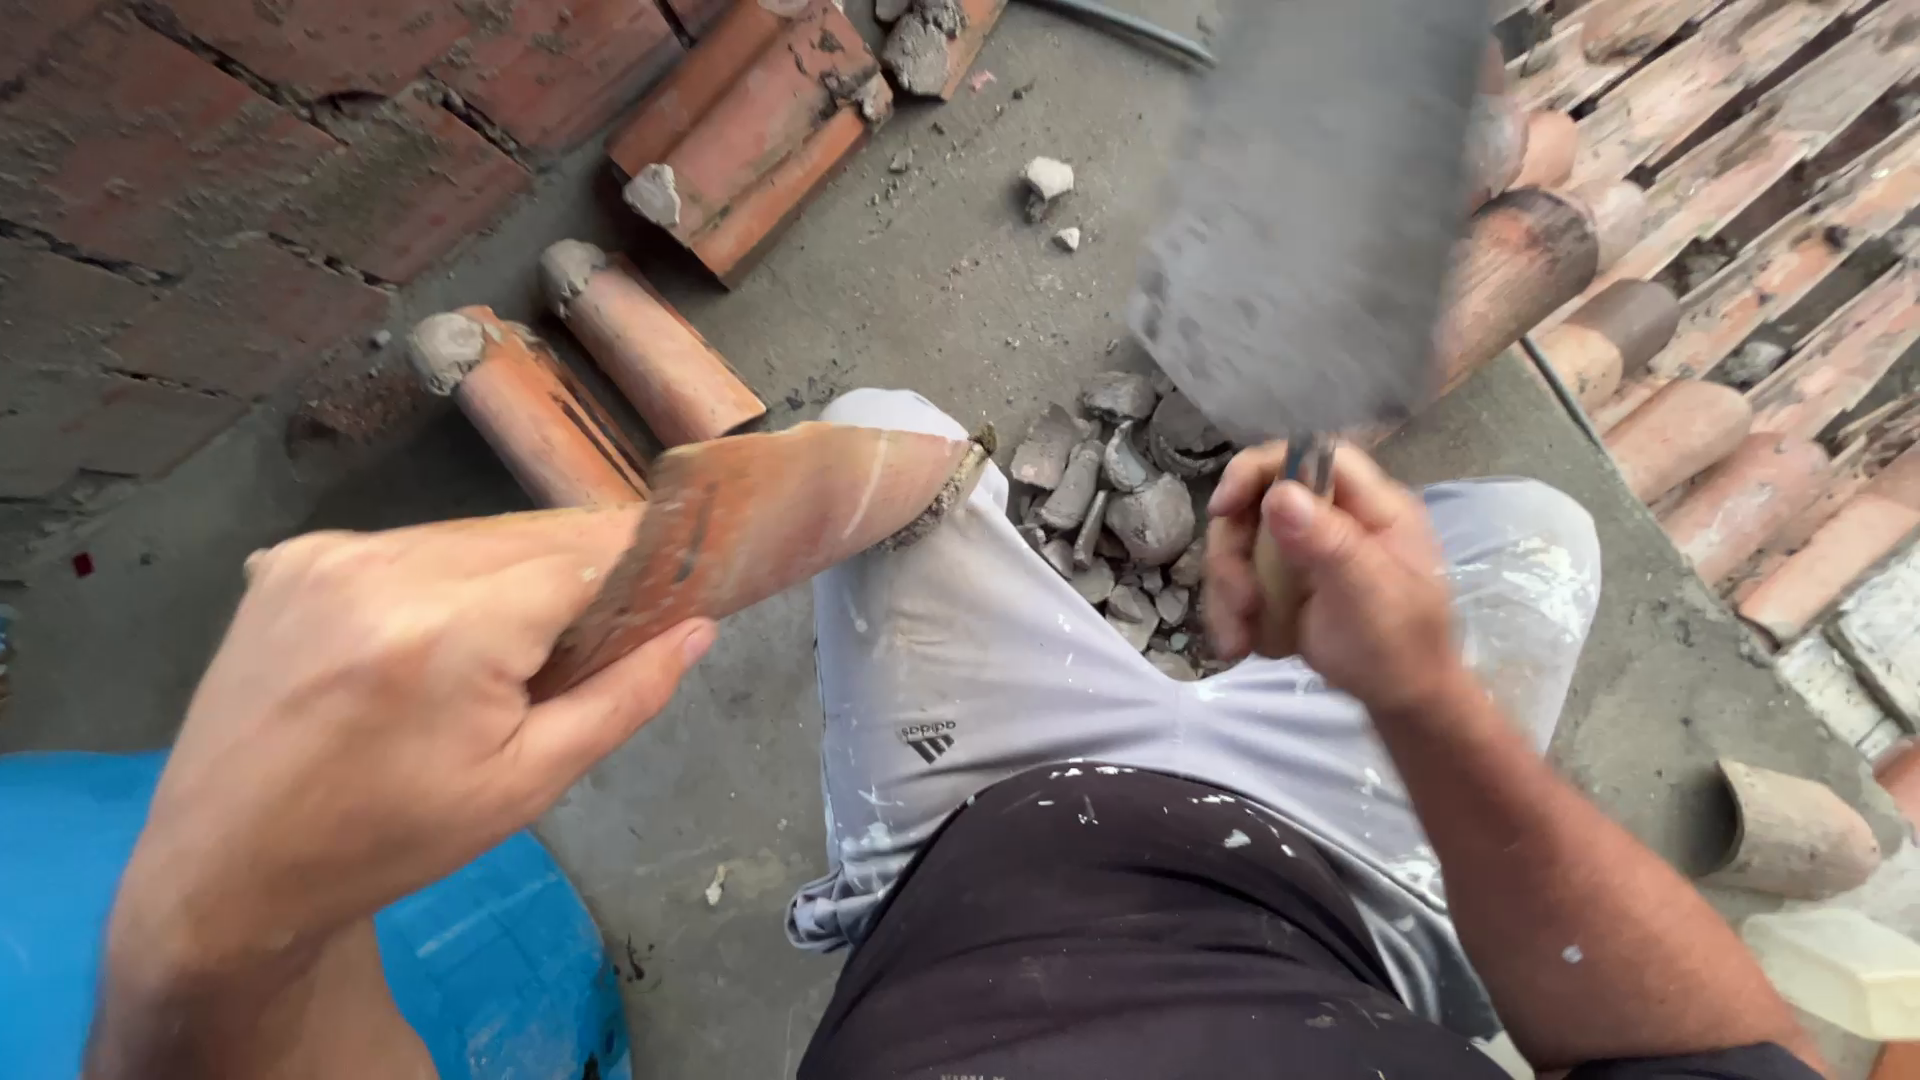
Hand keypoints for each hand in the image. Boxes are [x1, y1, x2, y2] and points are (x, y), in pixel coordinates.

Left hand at [107, 506, 715, 984]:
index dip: (632, 570)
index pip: (583, 560)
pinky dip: (462, 570)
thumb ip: (628, 696)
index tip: (669, 584)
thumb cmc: (397, 835)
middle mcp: (386, 569)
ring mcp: (332, 555)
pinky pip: (423, 541)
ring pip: (481, 532)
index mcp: (450, 631)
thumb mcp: (532, 780)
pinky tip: (452, 623)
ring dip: (525, 567)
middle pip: (535, 536)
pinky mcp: (298, 557)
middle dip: (584, 569)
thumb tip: (699, 629)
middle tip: (605, 622)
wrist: (225, 869)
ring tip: (530, 629)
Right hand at [1202, 442, 1467, 714]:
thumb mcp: (1370, 596)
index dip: (1258, 469)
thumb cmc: (1400, 649)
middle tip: (1241, 602)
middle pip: (1255, 504)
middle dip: (1233, 554)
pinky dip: (1228, 612)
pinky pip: (1234, 579)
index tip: (1223, 507)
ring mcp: (1301, 548)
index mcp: (1369, 507)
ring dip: (1225, 592)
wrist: (1401, 701)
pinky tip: (1241, 645)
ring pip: (1236, 545)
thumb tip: (1278, 495)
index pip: (1308, 455)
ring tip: (1238, 641)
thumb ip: (1329, 544)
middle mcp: (1330, 518)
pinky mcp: (1278, 579)